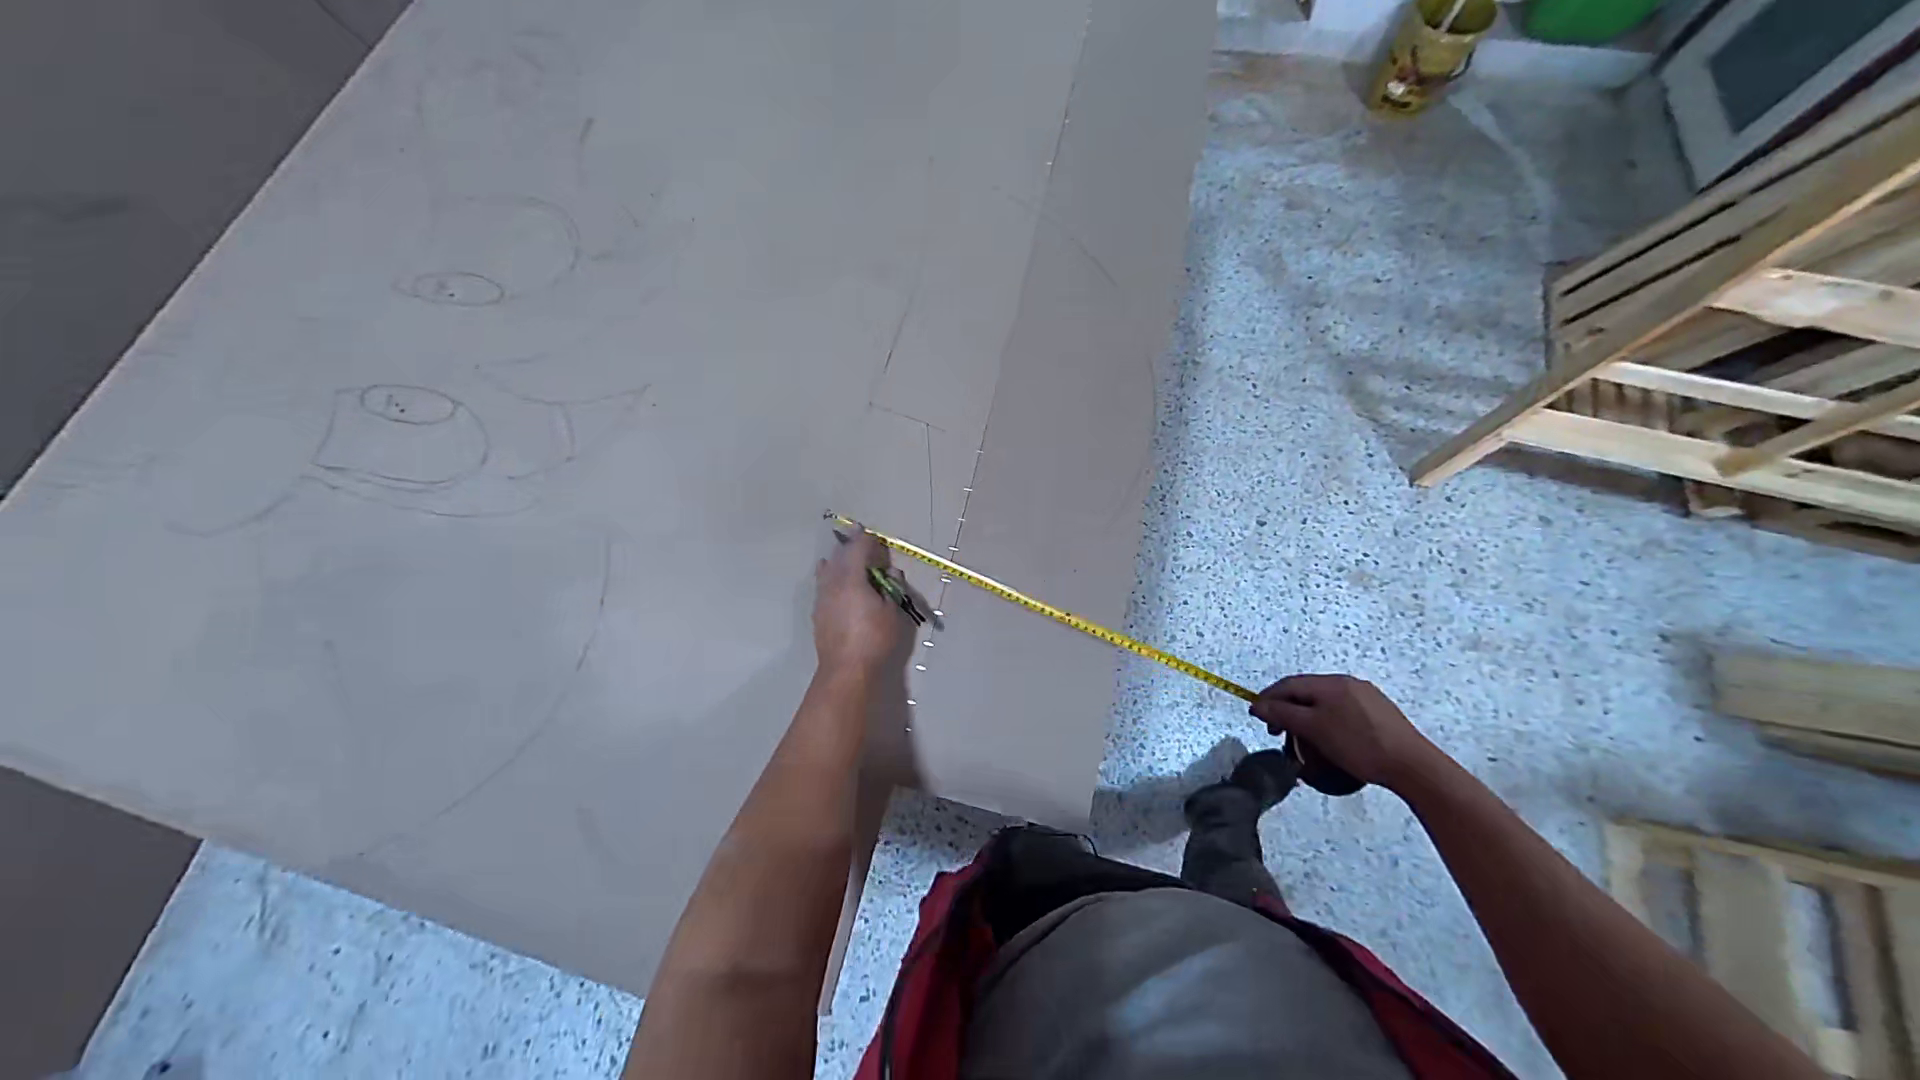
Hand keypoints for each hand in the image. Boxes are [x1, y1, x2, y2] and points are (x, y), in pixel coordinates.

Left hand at [813, 529, 908, 676]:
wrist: (847, 670)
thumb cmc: (875, 639)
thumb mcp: (893, 612)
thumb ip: (892, 587)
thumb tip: (890, 571)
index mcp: (852, 579)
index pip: (858, 550)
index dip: (866, 540)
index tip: (872, 534)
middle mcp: (833, 583)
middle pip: (840, 557)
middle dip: (851, 546)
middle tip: (860, 538)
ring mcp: (822, 598)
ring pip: (827, 570)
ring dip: (837, 560)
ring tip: (842, 555)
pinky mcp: (818, 612)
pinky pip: (822, 584)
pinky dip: (828, 575)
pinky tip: (828, 577)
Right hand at [1249, 675, 1444, 793]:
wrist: (1412, 765)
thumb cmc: (1358, 744)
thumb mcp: (1313, 729)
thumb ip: (1282, 714)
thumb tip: (1257, 705)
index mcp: (1331, 683)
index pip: (1288, 684)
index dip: (1268, 698)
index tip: (1256, 717)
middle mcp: (1348, 683)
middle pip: (1306, 692)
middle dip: (1287, 710)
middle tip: (1277, 732)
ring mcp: (1366, 697)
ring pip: (1324, 702)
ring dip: (1306, 717)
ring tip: (1302, 739)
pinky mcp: (1379, 712)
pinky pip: (1341, 711)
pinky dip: (1326, 721)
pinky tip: (1328, 739)